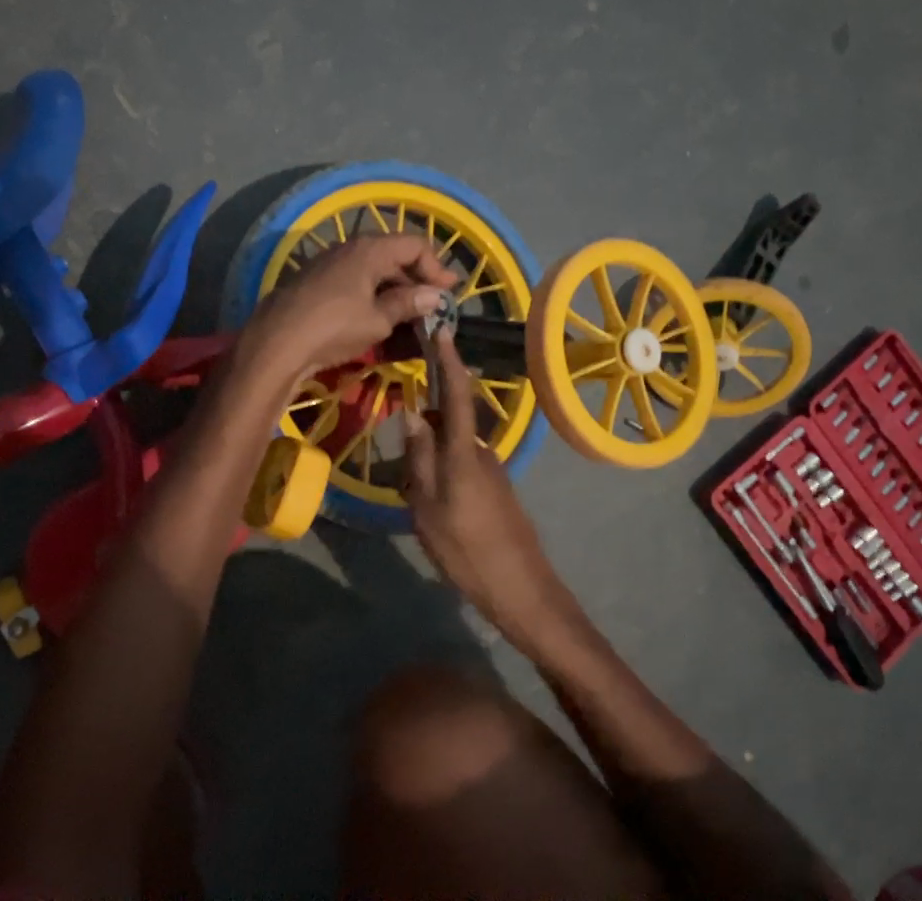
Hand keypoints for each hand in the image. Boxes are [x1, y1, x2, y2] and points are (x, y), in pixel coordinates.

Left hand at [242, 234, 457, 376]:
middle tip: (433, 305)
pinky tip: (378, 319)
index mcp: (369, 249)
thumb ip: (408, 304)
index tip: (448, 292)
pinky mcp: (315, 283)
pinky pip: (354, 283)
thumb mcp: (378, 319)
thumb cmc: (334, 327)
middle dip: (416, 279)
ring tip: (409, 317)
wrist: (277, 343)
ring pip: (372, 270)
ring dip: (394, 291)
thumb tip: (434, 296)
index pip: (414, 245)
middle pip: (393, 255)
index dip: (436, 267)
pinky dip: (372, 297)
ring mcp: (329, 264)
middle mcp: (349, 248)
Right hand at [403, 330, 577, 631]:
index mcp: (464, 453)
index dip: (448, 361)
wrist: (522, 590)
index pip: (456, 395)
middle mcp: (483, 453)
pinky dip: (444, 473)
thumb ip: (419, 458)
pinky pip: (463, 468)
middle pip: (449, 423)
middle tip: (399, 446)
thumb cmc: (468, 551)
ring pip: (453, 449)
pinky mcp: (497, 492)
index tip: (441, 330)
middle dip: (425, 423)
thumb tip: (412, 412)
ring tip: (411, 489)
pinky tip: (432, 506)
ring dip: (432, 456)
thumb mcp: (428, 507)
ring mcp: (493, 473)